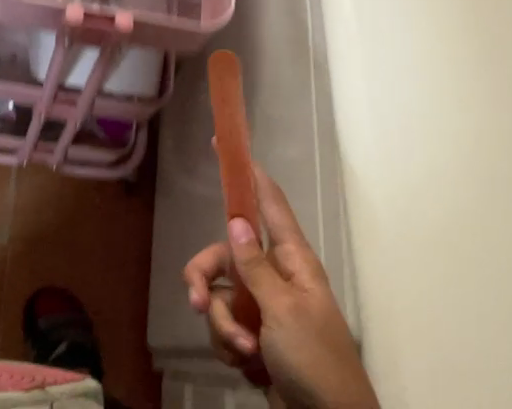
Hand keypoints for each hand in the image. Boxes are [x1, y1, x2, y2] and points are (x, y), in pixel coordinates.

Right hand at [182, 168, 376, 408]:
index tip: (223, 145)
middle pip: (223, 256)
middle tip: (196, 303)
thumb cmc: (315, 358)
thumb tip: (236, 220)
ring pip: (218, 296)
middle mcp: (274, 276)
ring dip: (222, 327)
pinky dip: (229, 347)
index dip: (247, 174)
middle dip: (206, 283)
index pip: (268, 203)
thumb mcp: (283, 310)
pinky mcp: (254, 337)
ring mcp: (263, 307)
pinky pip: (223, 327)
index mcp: (291, 259)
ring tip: (245, 352)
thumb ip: (254, 266)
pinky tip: (248, 366)